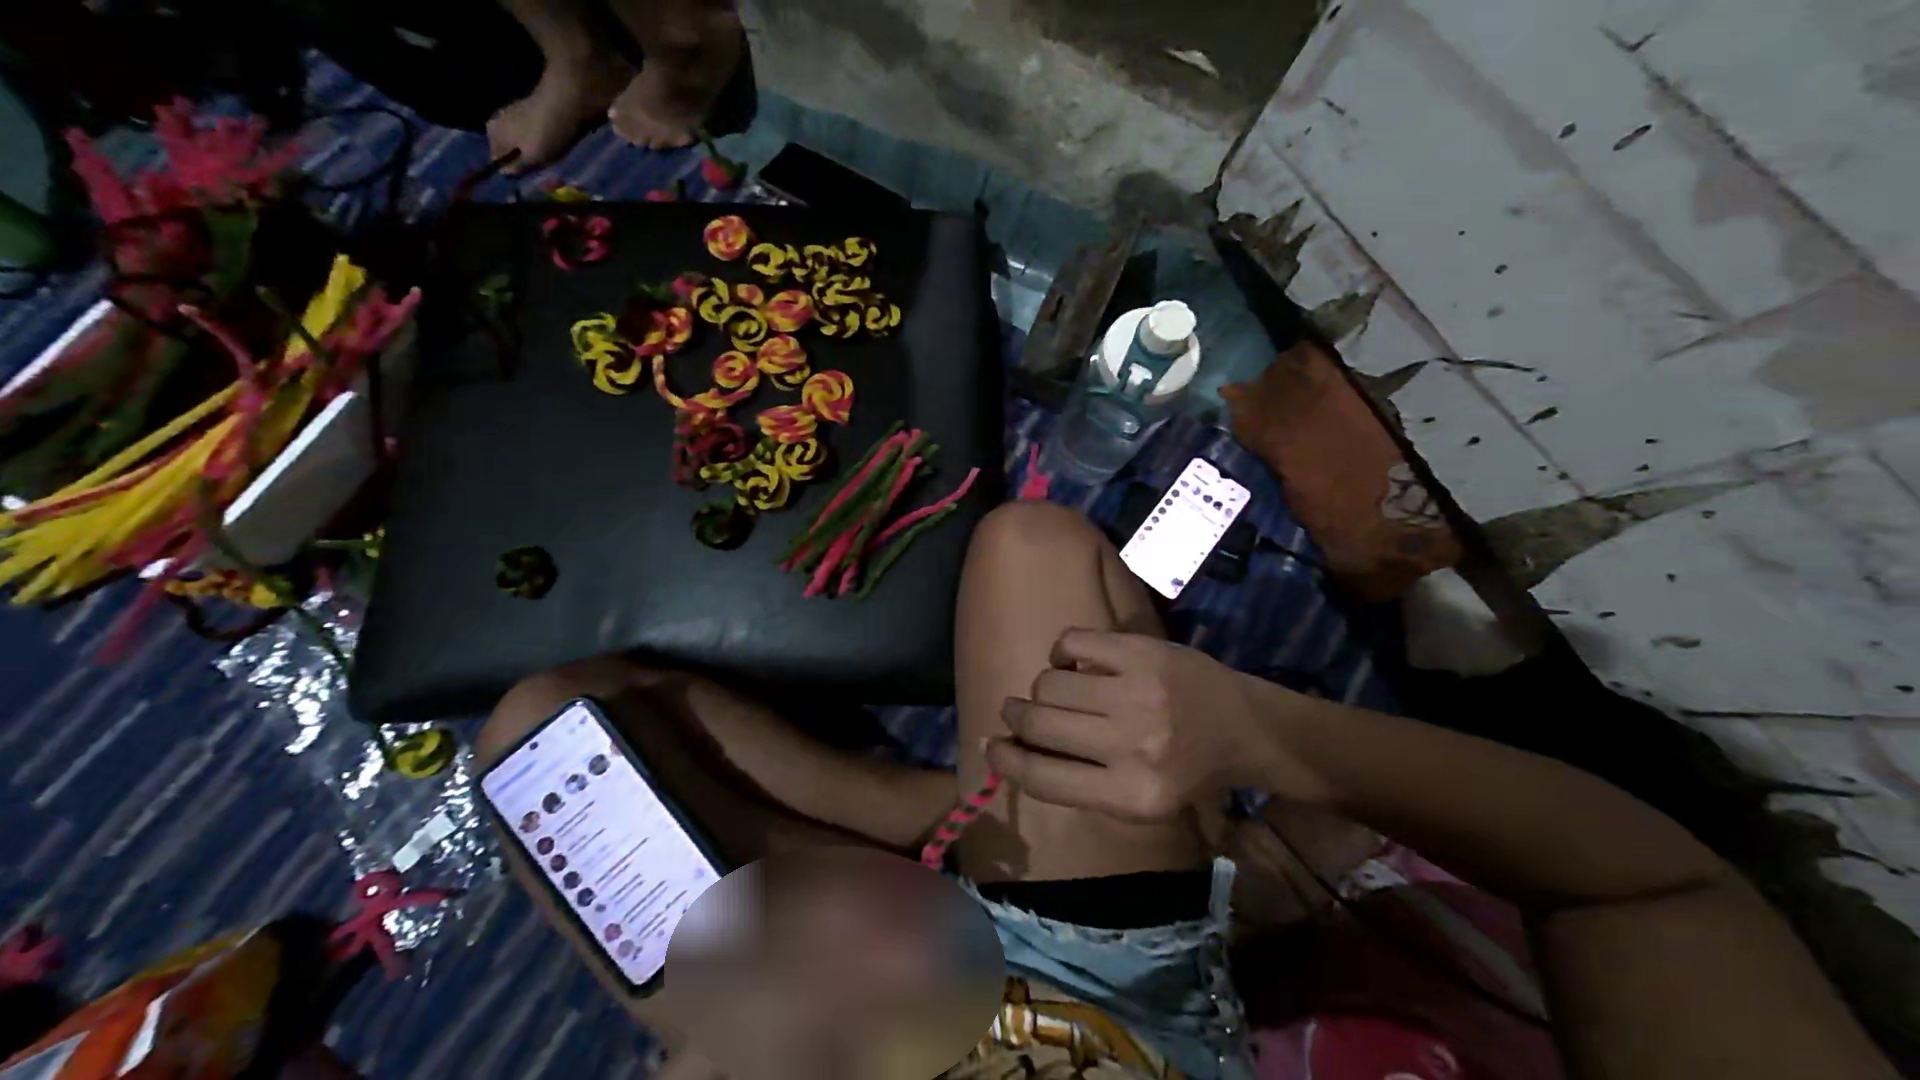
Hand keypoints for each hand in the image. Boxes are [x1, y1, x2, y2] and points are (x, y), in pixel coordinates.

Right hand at [986, 629, 1327, 821]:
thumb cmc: (1186, 769)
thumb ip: (1075, 782)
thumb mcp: (1136, 800)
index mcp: (1131, 797)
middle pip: (1038, 724)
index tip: (991, 746)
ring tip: (1060, 690)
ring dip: (1044, 687)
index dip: (1004, 761)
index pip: (1042, 779)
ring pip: (1049, 682)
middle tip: (1016, 711)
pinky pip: (1072, 642)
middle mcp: (1134, 747)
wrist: (1245, 727)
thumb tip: (1002, 749)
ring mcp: (1139, 694)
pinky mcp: (1143, 652)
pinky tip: (1075, 662)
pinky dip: (1063, 651)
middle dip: (1016, 716)